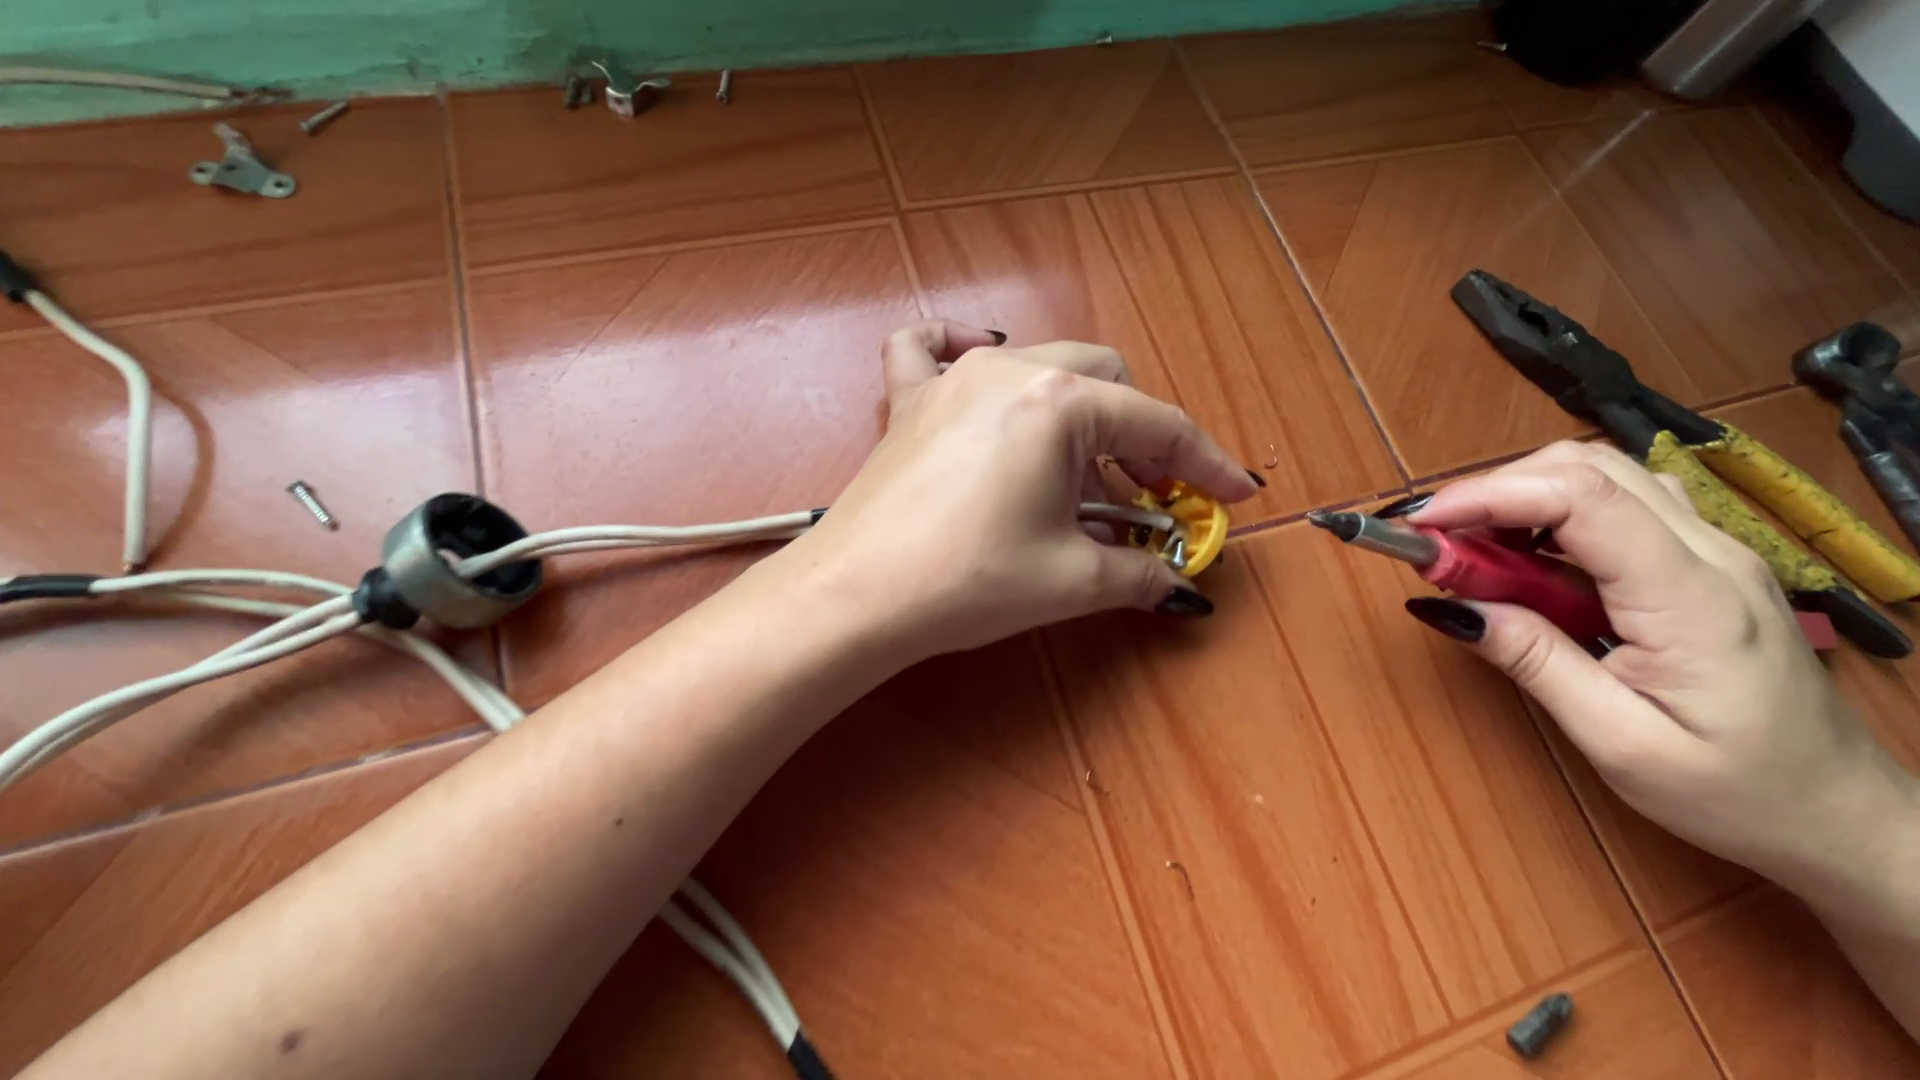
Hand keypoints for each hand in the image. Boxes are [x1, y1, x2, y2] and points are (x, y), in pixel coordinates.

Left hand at [769, 320, 1257, 666]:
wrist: (857, 597)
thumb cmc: (967, 581)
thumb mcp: (1071, 580)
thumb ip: (1139, 574)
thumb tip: (1178, 585)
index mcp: (1059, 404)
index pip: (1157, 425)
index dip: (1205, 465)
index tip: (1232, 494)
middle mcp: (1009, 372)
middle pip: (1105, 383)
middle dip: (1142, 438)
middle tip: (1154, 498)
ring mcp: (952, 380)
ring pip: (1041, 369)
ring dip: (1079, 417)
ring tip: (1084, 480)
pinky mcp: (910, 404)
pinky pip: (932, 348)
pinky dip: (965, 346)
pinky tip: (984, 358)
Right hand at [1403, 441, 1917, 894]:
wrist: (1839, 813)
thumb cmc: (1735, 791)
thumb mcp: (1619, 741)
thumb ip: (1535, 663)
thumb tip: (1449, 607)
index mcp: (1691, 598)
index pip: (1582, 498)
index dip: (1489, 494)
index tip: (1419, 526)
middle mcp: (1710, 552)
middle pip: (1587, 468)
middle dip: (1493, 491)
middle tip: (1435, 545)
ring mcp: (1714, 550)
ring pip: (1601, 475)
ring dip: (1521, 497)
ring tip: (1471, 554)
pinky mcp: (1703, 562)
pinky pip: (1618, 505)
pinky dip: (1551, 514)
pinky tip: (1524, 560)